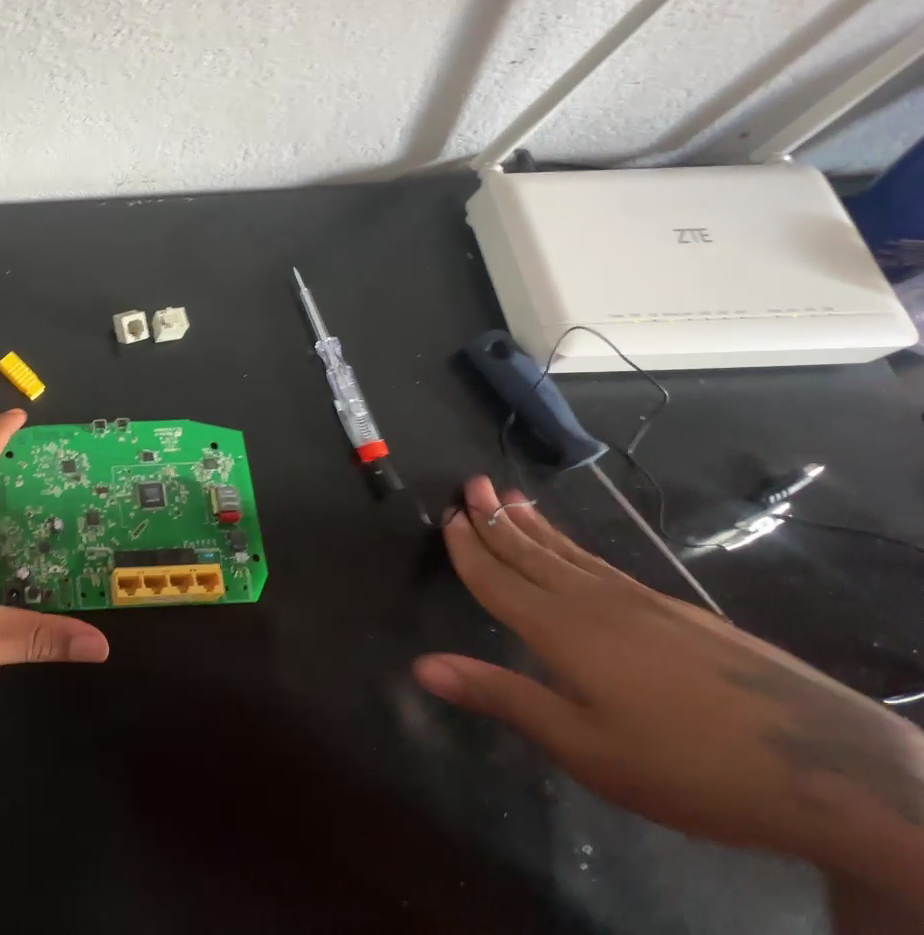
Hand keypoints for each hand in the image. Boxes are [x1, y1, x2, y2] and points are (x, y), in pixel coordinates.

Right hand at [415, 476, 923, 888]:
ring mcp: (649, 606)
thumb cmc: (686, 765)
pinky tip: (579, 555)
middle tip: (474, 483)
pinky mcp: (685, 617)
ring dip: (538, 528)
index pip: (501, 581)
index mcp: (565, 631)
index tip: (447, 515)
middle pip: (536, 554)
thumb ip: (502, 697)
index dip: (470, 550)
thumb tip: (422, 664)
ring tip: (515, 501)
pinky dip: (577, 551)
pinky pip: (608, 568)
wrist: (831, 770)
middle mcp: (601, 605)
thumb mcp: (583, 745)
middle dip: (499, 520)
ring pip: (575, 556)